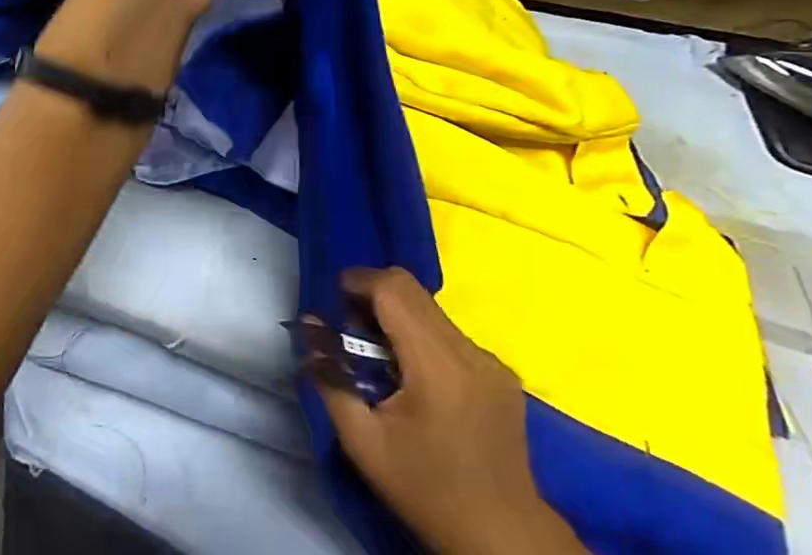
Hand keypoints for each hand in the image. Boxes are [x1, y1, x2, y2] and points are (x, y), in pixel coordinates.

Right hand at [307, 268, 586, 554]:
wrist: (501, 537)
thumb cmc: (426, 489)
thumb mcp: (362, 441)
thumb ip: (330, 378)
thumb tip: (309, 329)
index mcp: (437, 366)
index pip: (394, 290)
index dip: (358, 282)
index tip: (334, 300)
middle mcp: (470, 353)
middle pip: (413, 292)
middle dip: (372, 297)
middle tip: (350, 330)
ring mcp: (492, 363)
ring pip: (431, 311)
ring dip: (397, 318)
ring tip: (378, 358)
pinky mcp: (501, 376)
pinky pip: (450, 334)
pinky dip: (421, 337)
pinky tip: (412, 377)